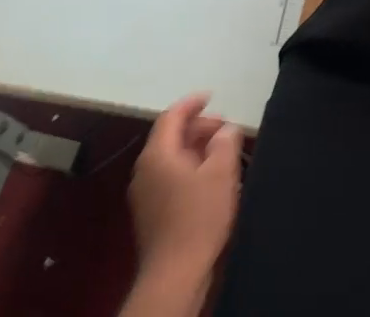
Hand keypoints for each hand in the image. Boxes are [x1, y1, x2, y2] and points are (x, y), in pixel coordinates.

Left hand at [128, 92, 243, 283]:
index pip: (172, 116)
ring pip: (170, 159)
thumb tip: (226, 129)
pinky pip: (169, 178)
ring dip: (195, 151)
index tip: (212, 96)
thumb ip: (225, 143)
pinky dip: (189, 170)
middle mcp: (144, 169)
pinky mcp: (149, 213)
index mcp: (157, 154)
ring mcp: (144, 193)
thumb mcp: (220, 174)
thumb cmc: (198, 218)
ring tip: (222, 155)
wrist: (174, 273)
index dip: (192, 103)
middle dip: (198, 128)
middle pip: (170, 137)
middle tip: (226, 130)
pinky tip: (209, 182)